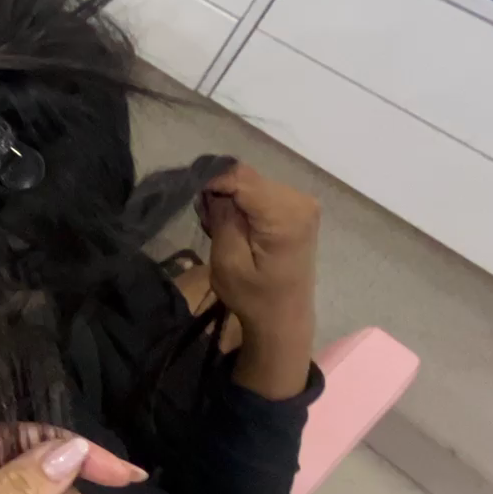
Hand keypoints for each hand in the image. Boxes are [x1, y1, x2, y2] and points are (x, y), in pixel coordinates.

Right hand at [199, 162, 319, 336]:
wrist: (284, 315)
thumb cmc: (254, 296)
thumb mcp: (227, 262)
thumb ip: (223, 220)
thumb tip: (212, 189)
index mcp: (285, 215)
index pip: (241, 177)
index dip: (211, 181)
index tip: (191, 198)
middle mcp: (299, 200)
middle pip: (246, 178)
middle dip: (219, 192)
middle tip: (204, 220)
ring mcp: (301, 203)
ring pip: (251, 182)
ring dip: (228, 198)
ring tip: (216, 225)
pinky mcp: (296, 208)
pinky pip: (260, 192)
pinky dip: (240, 203)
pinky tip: (233, 224)